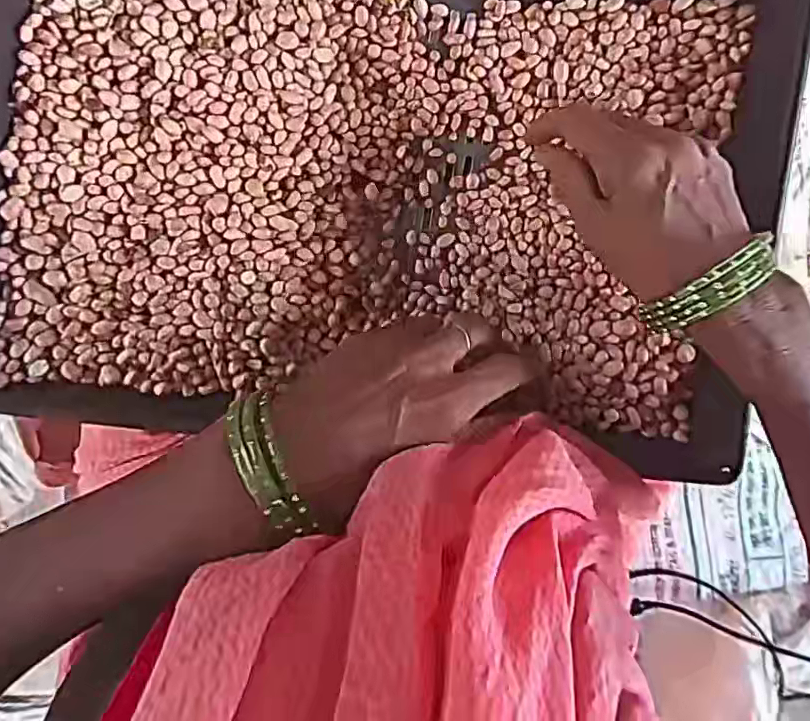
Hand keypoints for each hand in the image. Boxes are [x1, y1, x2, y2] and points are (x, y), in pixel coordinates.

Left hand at [270, 315, 536, 524]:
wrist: (278, 456)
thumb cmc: (342, 488)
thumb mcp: (411, 479)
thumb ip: (457, 452)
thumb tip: (487, 434)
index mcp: (447, 424)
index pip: (513, 408)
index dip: (530, 406)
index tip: (532, 408)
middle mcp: (437, 379)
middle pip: (504, 357)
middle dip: (519, 364)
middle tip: (514, 372)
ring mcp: (407, 349)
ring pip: (467, 326)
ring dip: (478, 340)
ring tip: (473, 353)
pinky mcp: (380, 334)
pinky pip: (426, 322)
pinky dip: (438, 333)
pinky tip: (427, 350)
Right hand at [525, 103, 752, 301]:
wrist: (720, 287)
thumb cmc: (654, 266)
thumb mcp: (595, 228)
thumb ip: (568, 180)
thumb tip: (549, 152)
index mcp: (630, 159)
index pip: (577, 118)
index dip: (548, 124)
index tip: (536, 138)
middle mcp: (664, 142)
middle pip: (607, 118)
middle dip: (581, 136)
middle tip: (568, 167)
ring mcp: (691, 146)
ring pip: (637, 129)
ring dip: (613, 146)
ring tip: (611, 187)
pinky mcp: (710, 157)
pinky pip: (665, 141)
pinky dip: (645, 154)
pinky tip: (644, 188)